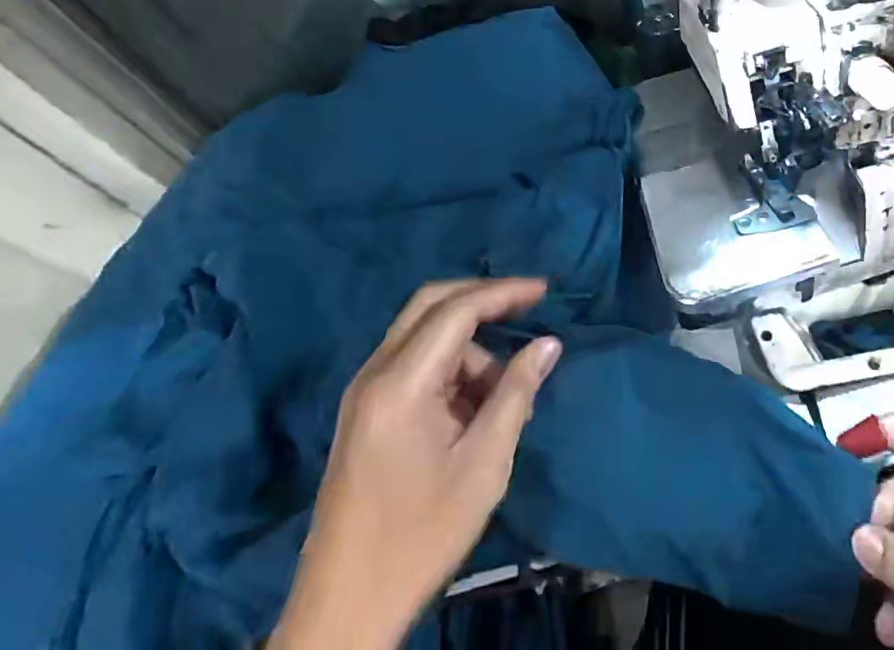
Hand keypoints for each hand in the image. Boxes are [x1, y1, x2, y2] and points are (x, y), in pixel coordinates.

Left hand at [270, 278, 562, 649]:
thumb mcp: (483, 465)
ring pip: (424, 335)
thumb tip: (548, 343)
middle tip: (528, 309)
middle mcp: (374, 372)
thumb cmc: (421, 535)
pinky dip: (448, 369)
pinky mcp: (364, 409)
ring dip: (468, 348)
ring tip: (504, 398)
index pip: (456, 310)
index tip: (544, 290)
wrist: (346, 603)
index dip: (503, 293)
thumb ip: (516, 393)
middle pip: (431, 305)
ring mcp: (363, 390)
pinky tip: (474, 409)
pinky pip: (412, 364)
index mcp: (400, 383)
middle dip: (482, 300)